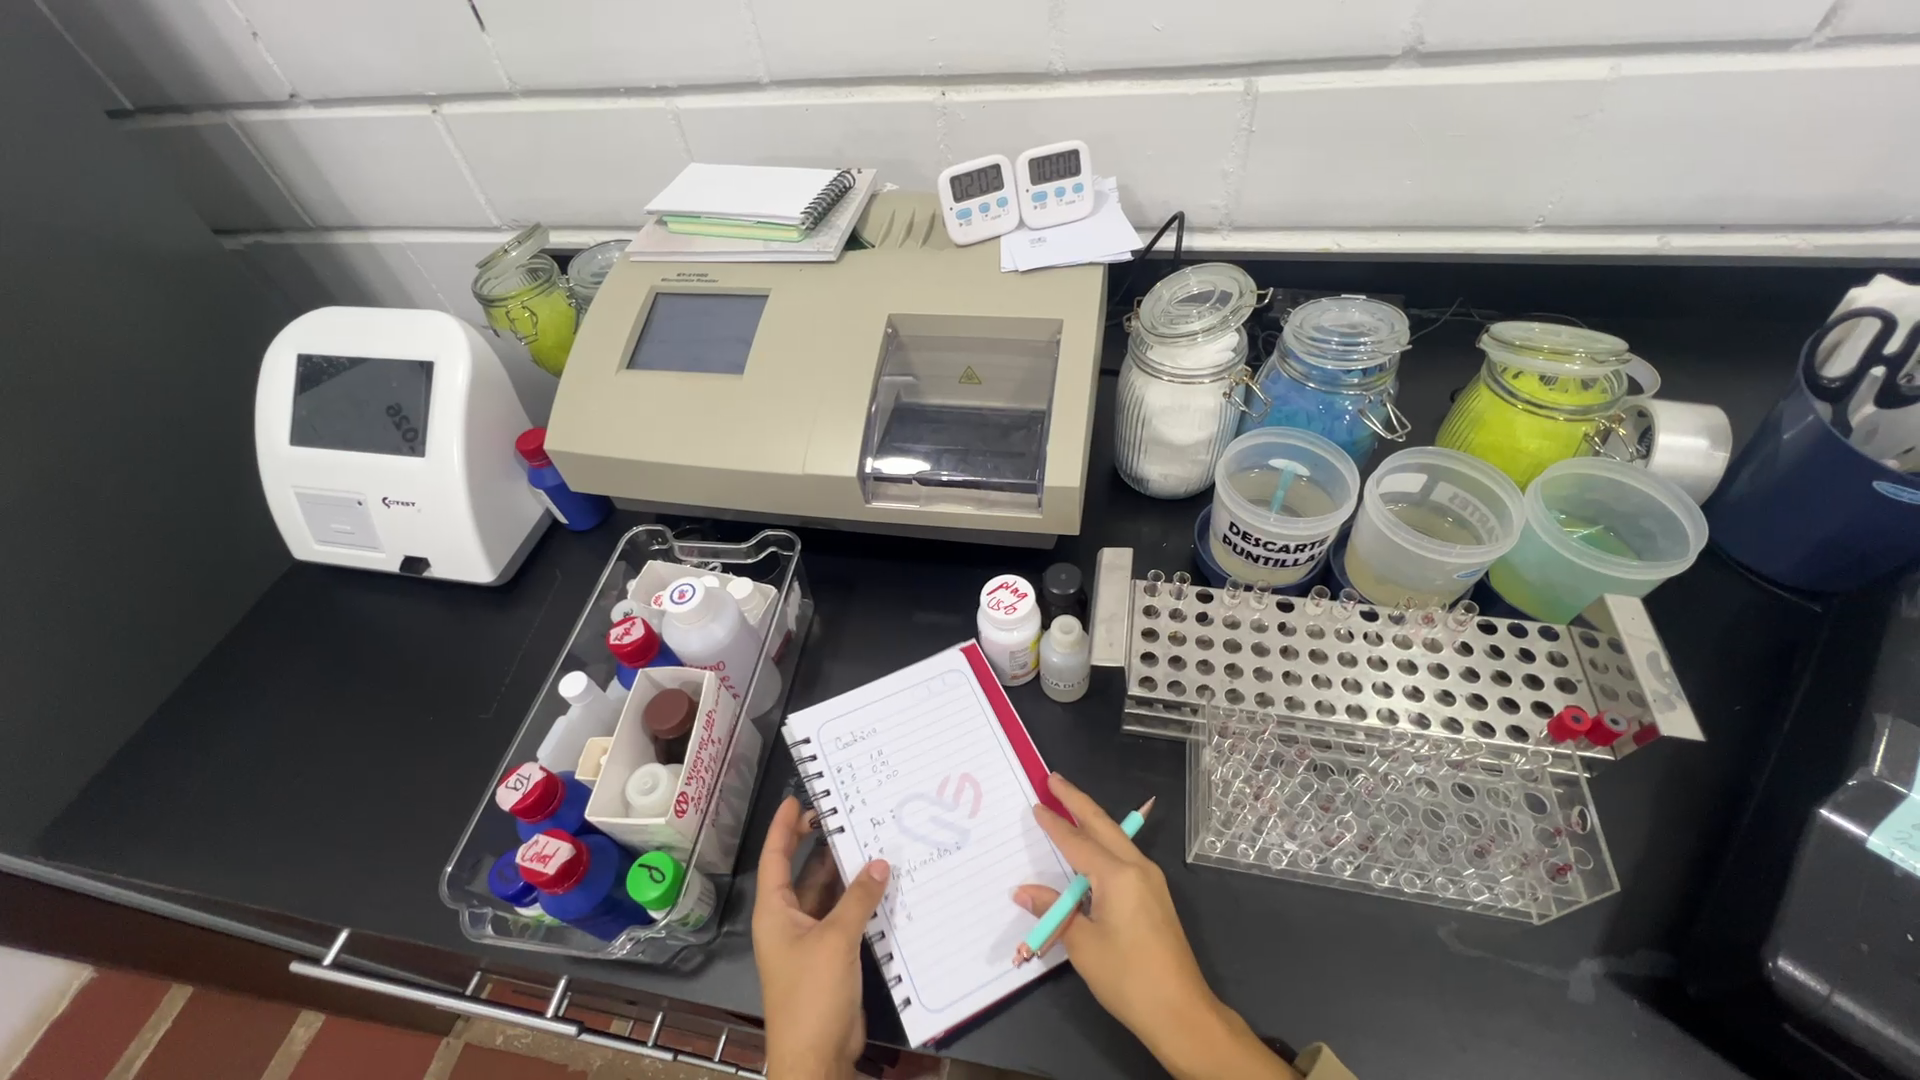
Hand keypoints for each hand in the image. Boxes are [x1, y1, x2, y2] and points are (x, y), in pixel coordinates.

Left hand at [753, 796, 889, 1079]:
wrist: (816, 1057)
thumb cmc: (812, 994)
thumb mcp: (835, 940)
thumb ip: (859, 898)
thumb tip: (880, 862)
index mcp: (776, 911)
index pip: (775, 858)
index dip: (783, 827)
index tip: (796, 799)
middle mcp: (790, 919)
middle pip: (804, 872)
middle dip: (822, 844)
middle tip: (847, 813)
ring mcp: (811, 939)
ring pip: (829, 893)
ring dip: (847, 872)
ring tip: (873, 838)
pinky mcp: (832, 956)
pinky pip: (845, 916)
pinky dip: (861, 899)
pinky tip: (883, 882)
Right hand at [1013, 774, 1297, 1079]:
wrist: (1181, 1011)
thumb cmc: (1128, 977)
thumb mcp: (1083, 944)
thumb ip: (1055, 911)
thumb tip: (1023, 891)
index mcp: (1118, 875)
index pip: (1078, 842)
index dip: (1055, 824)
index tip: (1036, 803)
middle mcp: (1137, 868)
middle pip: (1102, 825)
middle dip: (1077, 800)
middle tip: (1055, 779)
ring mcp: (1151, 881)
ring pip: (1116, 838)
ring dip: (1092, 819)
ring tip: (1070, 804)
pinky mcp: (1154, 896)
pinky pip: (1124, 856)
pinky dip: (1103, 842)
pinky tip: (1092, 847)